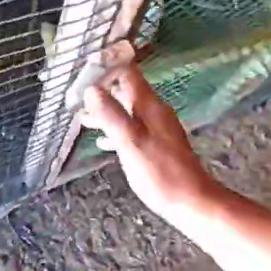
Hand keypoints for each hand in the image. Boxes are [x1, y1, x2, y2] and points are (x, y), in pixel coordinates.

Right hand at [80, 54, 226, 220]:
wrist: (193, 202)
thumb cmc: (160, 173)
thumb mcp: (130, 142)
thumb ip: (111, 114)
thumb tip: (91, 89)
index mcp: (149, 105)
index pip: (128, 72)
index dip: (107, 67)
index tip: (84, 71)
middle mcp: (155, 111)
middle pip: (127, 90)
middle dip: (102, 90)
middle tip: (77, 97)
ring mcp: (158, 128)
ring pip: (128, 110)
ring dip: (107, 111)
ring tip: (83, 118)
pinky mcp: (159, 144)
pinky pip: (133, 127)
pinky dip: (116, 128)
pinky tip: (104, 140)